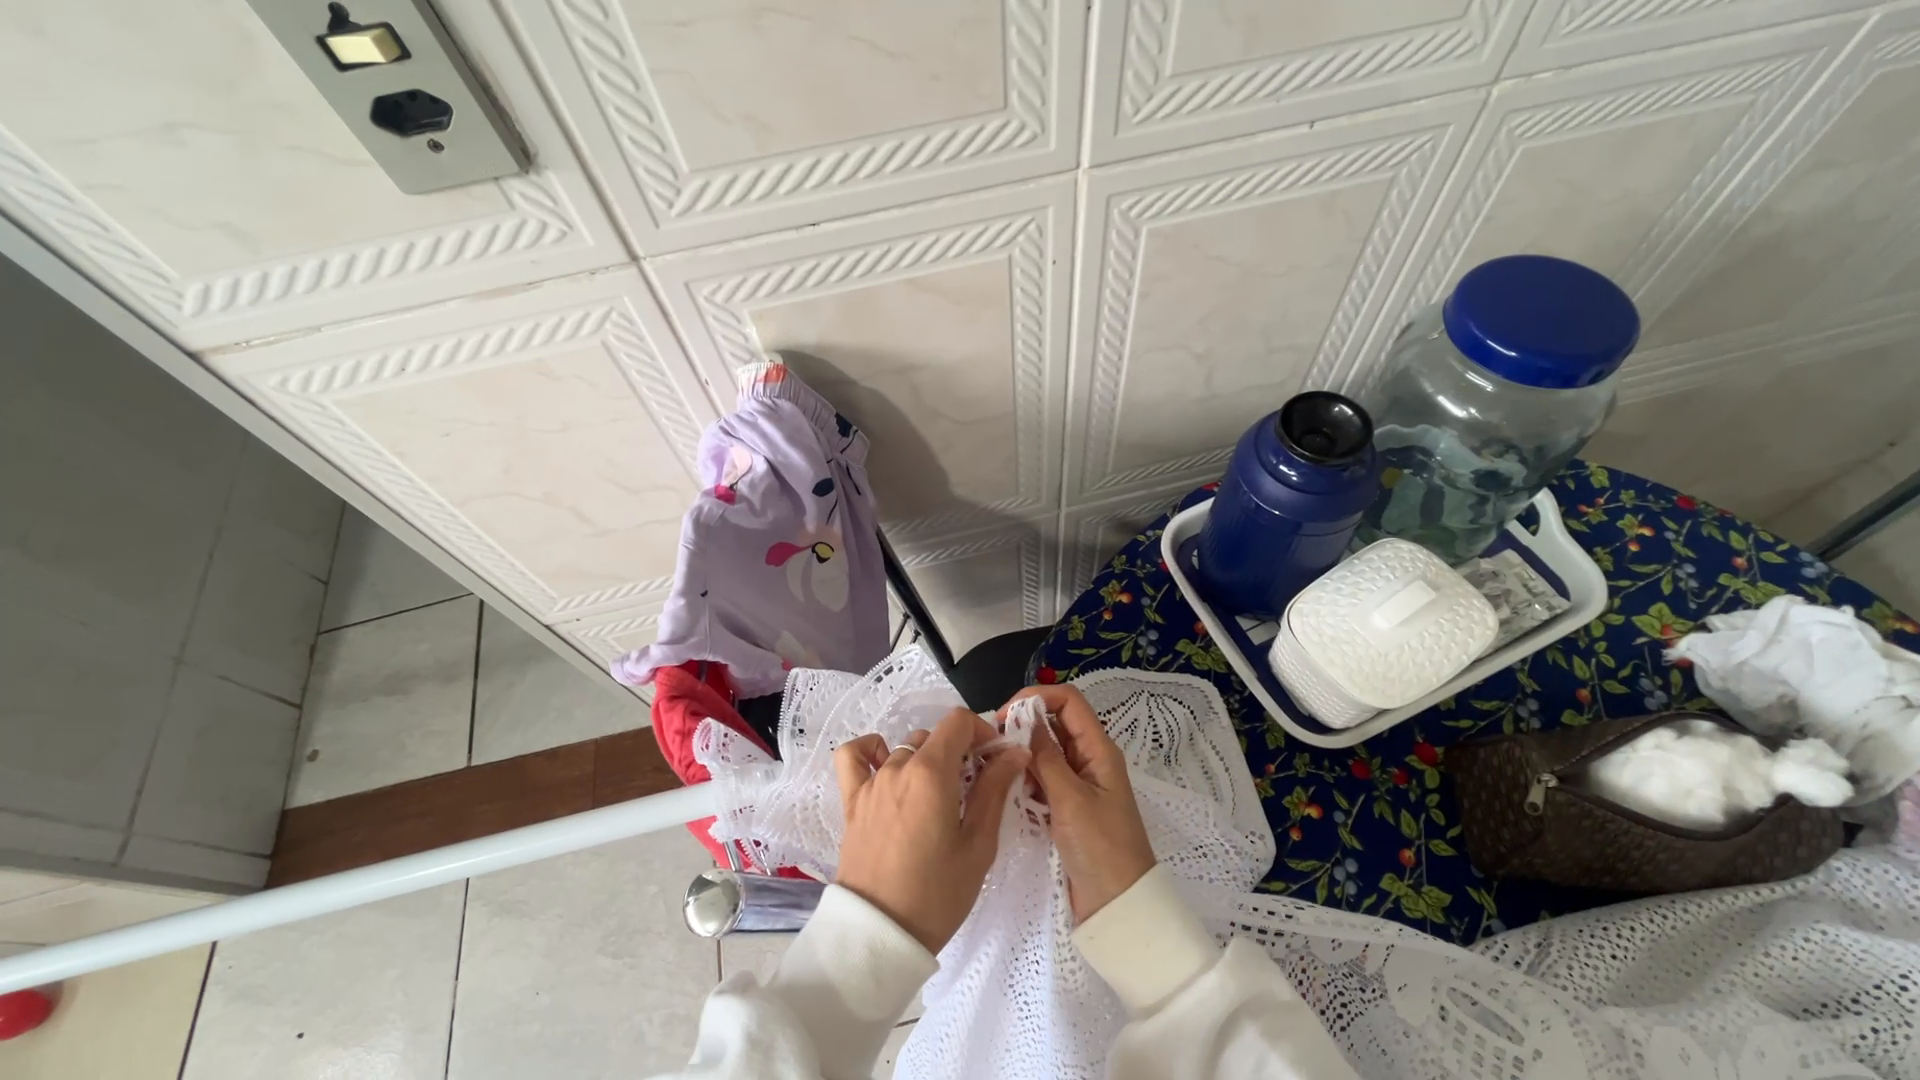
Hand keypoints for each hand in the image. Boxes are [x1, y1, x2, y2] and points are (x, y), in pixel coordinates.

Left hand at [832, 708, 1029, 953]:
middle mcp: (897, 767)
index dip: (982, 731)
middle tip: (976, 787)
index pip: (958, 722)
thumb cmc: (937, 894)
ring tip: (940, 794)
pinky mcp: (851, 803)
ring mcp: (870, 784)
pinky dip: (871, 751)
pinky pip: (853, 757)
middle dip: (959, 750)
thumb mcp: (978, 845)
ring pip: (904, 749)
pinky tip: (887, 766)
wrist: (879, 935)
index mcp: (930, 773)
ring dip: (927, 759)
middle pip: (933, 737)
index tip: (995, 759)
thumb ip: (994, 790)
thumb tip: (1014, 752)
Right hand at [1006, 685, 1156, 923]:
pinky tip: (1006, 788)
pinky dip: (1025, 778)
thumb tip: (1024, 719)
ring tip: (994, 766)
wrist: (1118, 904)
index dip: (1036, 697)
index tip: (1003, 715)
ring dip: (1021, 753)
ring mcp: (1078, 784)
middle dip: (1023, 725)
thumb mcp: (1071, 799)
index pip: (1069, 701)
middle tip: (992, 743)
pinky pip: (1043, 779)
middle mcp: (1089, 760)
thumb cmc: (1101, 848)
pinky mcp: (1067, 806)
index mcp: (1099, 750)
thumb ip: (1046, 758)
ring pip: (1045, 752)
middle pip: (1054, 723)